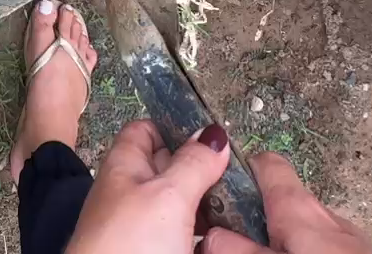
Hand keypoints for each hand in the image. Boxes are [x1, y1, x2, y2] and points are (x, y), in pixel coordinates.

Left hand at [64, 119, 231, 253]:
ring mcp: (142, 225)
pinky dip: (204, 236)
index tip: (216, 139)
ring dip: (208, 207)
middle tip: (244, 179)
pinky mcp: (154, 252)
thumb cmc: (130, 242)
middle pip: (169, 169)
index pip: (147, 130)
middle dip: (202, 172)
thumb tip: (214, 133)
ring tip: (246, 211)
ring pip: (180, 207)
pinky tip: (226, 242)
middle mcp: (131, 190)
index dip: (177, 130)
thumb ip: (191, 164)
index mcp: (125, 163)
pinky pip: (182, 237)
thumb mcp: (167, 195)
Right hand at [204, 153, 371, 253]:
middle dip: (262, 222)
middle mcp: (331, 217)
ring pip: (310, 232)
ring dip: (289, 244)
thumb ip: (234, 248)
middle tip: (244, 246)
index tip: (220, 194)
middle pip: (285, 203)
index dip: (240, 171)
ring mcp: (356, 243)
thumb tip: (209, 235)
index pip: (266, 162)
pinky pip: (332, 251)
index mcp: (300, 207)